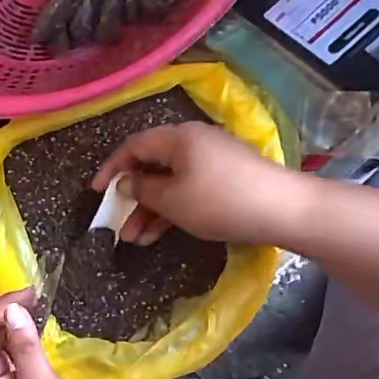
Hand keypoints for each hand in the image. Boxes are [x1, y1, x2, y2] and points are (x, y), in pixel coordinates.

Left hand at [0, 289, 76, 378]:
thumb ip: (26, 348)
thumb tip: (16, 310)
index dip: (3, 306)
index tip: (31, 293)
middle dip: (7, 309)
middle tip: (36, 295)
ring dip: (14, 320)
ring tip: (39, 305)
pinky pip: (8, 351)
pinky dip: (20, 335)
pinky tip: (38, 329)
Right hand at [91, 122, 313, 245]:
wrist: (282, 210)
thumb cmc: (221, 201)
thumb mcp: (174, 200)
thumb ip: (144, 190)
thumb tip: (127, 183)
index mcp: (179, 138)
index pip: (134, 146)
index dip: (111, 168)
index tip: (96, 192)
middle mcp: (194, 143)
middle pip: (153, 167)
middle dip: (134, 199)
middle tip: (118, 226)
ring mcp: (212, 161)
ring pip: (171, 184)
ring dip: (152, 211)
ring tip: (136, 241)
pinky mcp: (226, 180)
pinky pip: (189, 191)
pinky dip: (174, 211)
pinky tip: (159, 235)